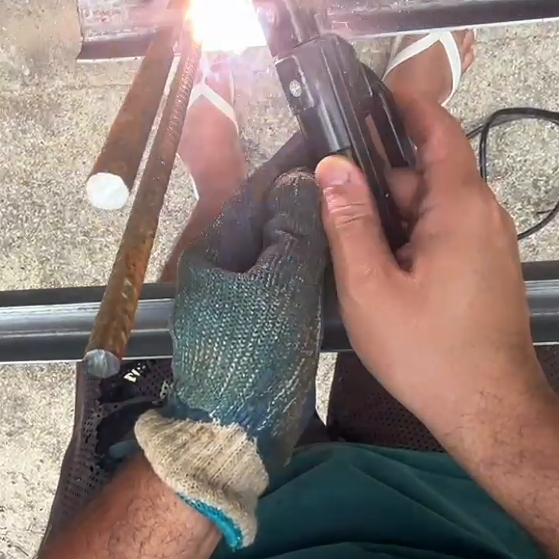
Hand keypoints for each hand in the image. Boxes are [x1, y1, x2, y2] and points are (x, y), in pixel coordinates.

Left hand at [135, 172, 328, 546]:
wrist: (236, 427)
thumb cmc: (249, 356)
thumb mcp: (277, 286)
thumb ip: (292, 230)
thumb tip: (303, 181)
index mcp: (213, 246)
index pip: (247, 185)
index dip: (280, 159)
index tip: (309, 131)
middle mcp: (220, 260)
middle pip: (260, 207)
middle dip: (296, 183)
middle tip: (340, 157)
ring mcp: (236, 285)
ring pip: (274, 236)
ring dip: (305, 215)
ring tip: (346, 190)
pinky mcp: (255, 308)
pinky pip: (283, 266)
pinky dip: (307, 250)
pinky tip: (336, 240)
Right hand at [314, 102, 552, 445]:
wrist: (490, 409)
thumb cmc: (428, 351)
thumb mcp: (370, 287)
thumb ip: (349, 222)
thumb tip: (332, 166)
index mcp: (459, 207)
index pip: (438, 131)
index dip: (405, 105)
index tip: (368, 92)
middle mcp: (483, 215)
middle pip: (423, 173)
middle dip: (376, 178)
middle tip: (327, 194)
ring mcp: (488, 243)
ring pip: (429, 205)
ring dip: (388, 213)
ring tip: (344, 239)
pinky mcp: (485, 267)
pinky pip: (441, 230)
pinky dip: (406, 233)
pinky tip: (376, 265)